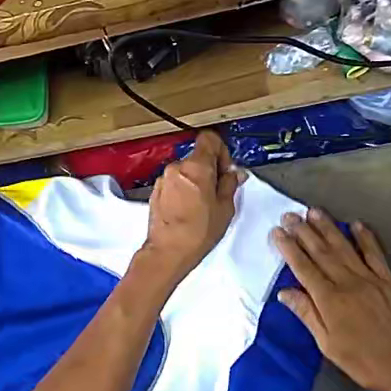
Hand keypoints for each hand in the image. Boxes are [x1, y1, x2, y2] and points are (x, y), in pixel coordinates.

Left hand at [138, 131, 244, 280]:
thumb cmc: (198, 231)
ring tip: (204, 204)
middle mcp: (177, 167)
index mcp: (197, 166)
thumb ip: (230, 184)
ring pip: (186, 170)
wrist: (168, 251)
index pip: (209, 139)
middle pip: (198, 157)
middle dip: (210, 169)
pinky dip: (184, 190)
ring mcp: (164, 179)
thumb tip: (234, 174)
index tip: (226, 168)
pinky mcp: (156, 191)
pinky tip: (190, 209)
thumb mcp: (225, 207)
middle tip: (219, 190)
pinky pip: (175, 182)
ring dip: (196, 181)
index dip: (221, 150)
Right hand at [271, 210, 390, 390]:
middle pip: (322, 252)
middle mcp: (347, 282)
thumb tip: (285, 292)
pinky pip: (374, 253)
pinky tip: (356, 224)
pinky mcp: (387, 279)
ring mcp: (369, 278)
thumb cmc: (362, 360)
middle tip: (290, 215)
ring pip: (344, 247)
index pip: (304, 268)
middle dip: (304, 231)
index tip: (277, 232)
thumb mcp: (327, 344)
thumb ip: (308, 314)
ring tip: (315, 211)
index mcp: (329, 299)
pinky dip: (365, 237)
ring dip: (328, 228)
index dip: (289, 248)